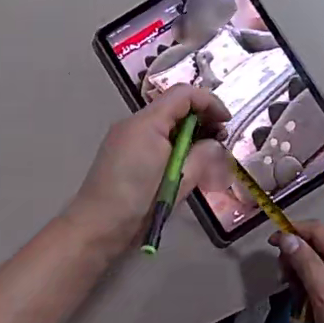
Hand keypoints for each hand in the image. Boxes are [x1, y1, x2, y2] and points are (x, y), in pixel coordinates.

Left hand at [64, 85, 230, 247]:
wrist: (96, 227)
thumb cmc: (139, 203)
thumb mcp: (179, 181)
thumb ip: (202, 156)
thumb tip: (216, 143)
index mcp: (147, 123)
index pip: (184, 95)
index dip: (210, 103)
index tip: (227, 122)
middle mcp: (134, 123)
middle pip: (174, 106)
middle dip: (201, 118)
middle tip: (220, 141)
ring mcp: (125, 136)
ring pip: (164, 123)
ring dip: (188, 133)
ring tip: (205, 156)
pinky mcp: (122, 152)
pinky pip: (153, 137)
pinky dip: (172, 143)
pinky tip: (182, 164)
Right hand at [274, 221, 323, 322]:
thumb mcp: (322, 295)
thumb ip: (304, 262)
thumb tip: (287, 237)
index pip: (321, 230)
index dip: (294, 232)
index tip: (272, 243)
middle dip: (302, 255)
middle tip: (285, 276)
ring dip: (313, 268)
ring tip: (299, 289)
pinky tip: (318, 292)